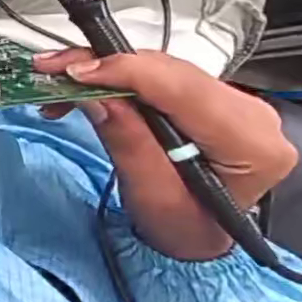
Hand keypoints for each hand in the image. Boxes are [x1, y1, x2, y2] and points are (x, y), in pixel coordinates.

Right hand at [34, 49, 297, 260]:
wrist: (196, 235)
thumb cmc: (182, 227)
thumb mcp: (152, 196)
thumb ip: (129, 144)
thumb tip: (97, 98)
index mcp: (250, 144)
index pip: (184, 89)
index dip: (126, 72)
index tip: (74, 73)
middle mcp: (250, 115)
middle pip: (168, 72)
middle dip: (103, 66)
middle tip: (51, 70)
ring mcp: (229, 102)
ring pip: (156, 68)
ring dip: (102, 70)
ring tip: (59, 82)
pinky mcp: (205, 97)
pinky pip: (155, 75)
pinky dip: (114, 77)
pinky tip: (85, 88)